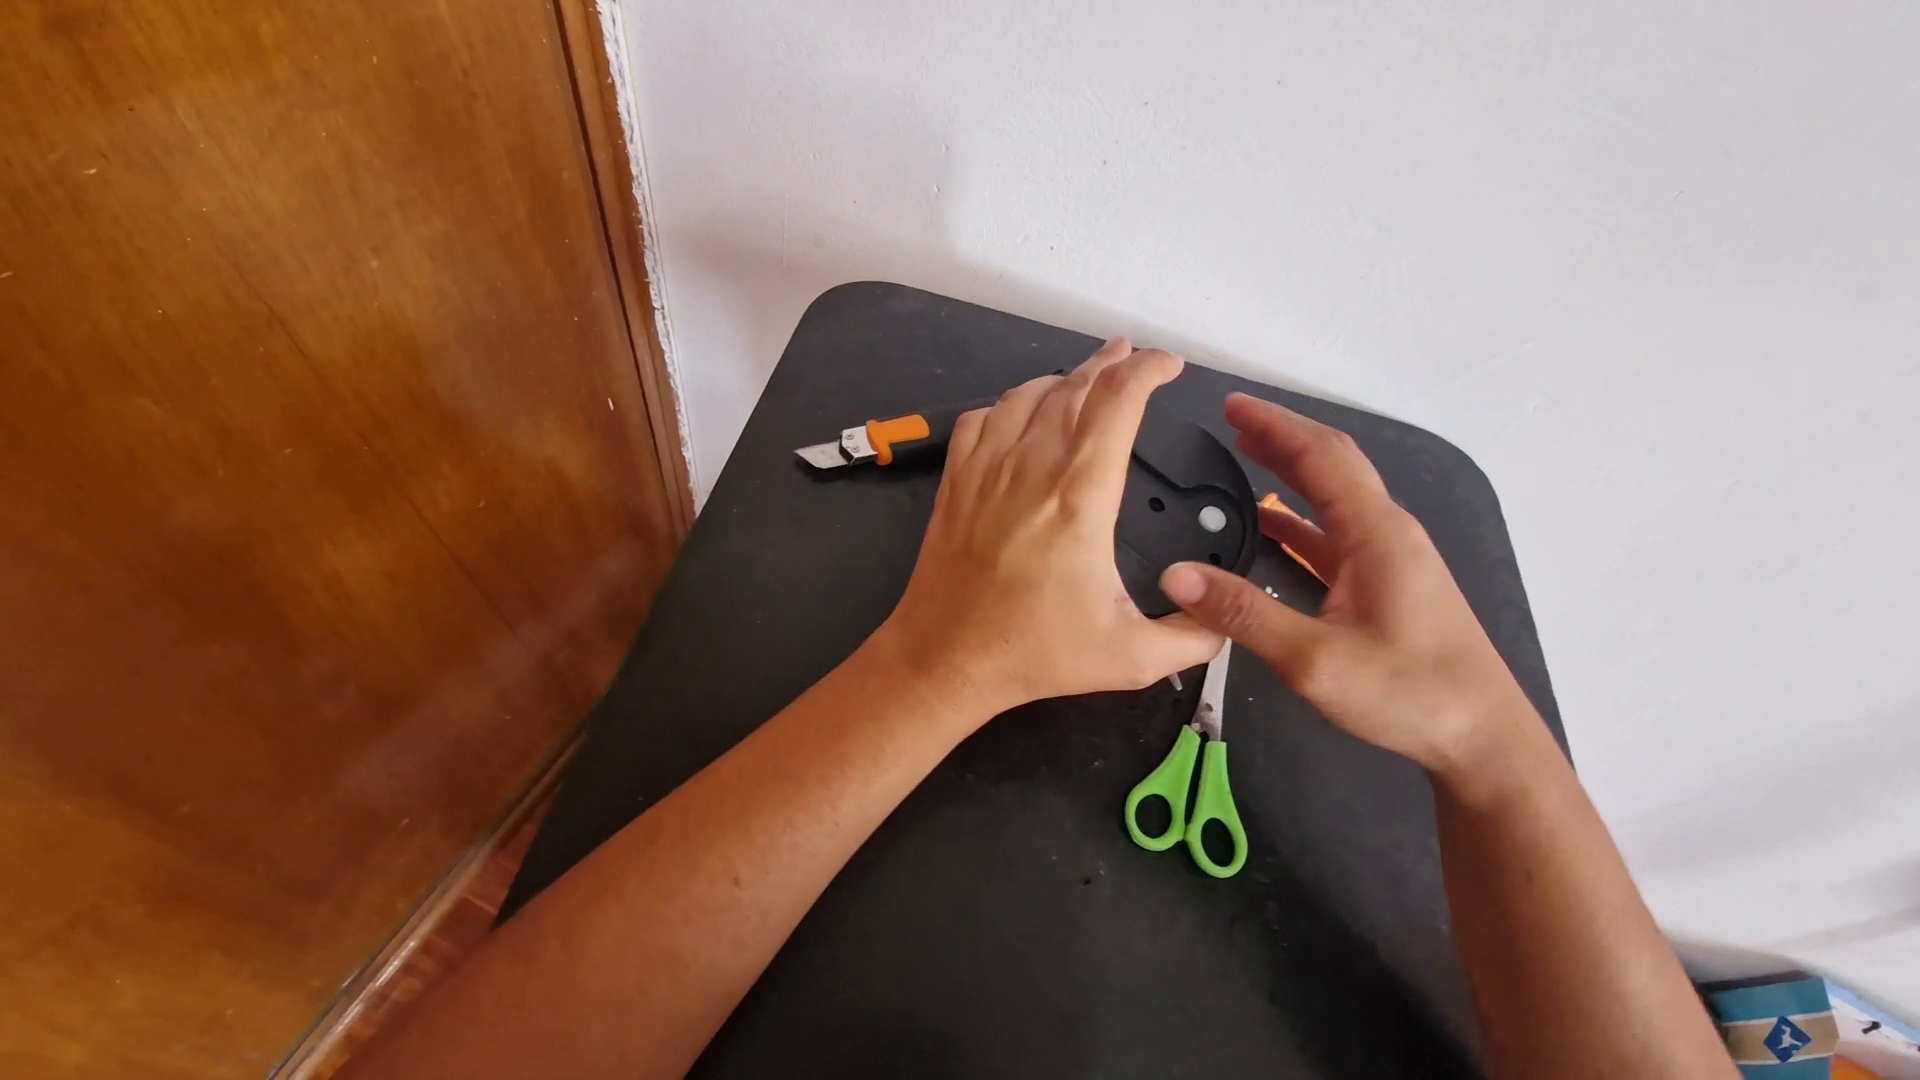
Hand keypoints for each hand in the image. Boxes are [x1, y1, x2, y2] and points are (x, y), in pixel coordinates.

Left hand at [874, 339, 1222, 719]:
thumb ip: (1192, 636)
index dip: (1147, 370)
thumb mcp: (1131, 657)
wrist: (946, 657)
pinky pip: (982, 417)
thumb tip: (1227, 618)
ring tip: (1086, 378)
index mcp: (1081, 496)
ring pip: (1028, 394)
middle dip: (1111, 363)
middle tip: (1134, 358)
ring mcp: (987, 469)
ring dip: (1063, 378)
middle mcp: (1032, 467)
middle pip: (1075, 386)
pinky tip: (1022, 412)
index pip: (1118, 402)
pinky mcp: (956, 481)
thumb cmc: (1035, 653)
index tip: (1168, 365)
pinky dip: (1009, 403)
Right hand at [1157, 394, 1537, 777]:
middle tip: (1233, 423)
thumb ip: (1242, 613)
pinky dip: (1300, 520)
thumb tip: (1175, 576)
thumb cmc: (1406, 693)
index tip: (1232, 406)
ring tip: (1246, 459)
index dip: (1275, 426)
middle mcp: (1387, 534)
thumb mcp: (1313, 658)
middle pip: (1332, 467)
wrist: (1482, 741)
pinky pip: (1336, 536)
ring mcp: (1391, 560)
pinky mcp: (1388, 586)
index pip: (1321, 457)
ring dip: (1291, 475)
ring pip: (1335, 500)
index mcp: (1376, 534)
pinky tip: (1271, 527)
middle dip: (1282, 439)